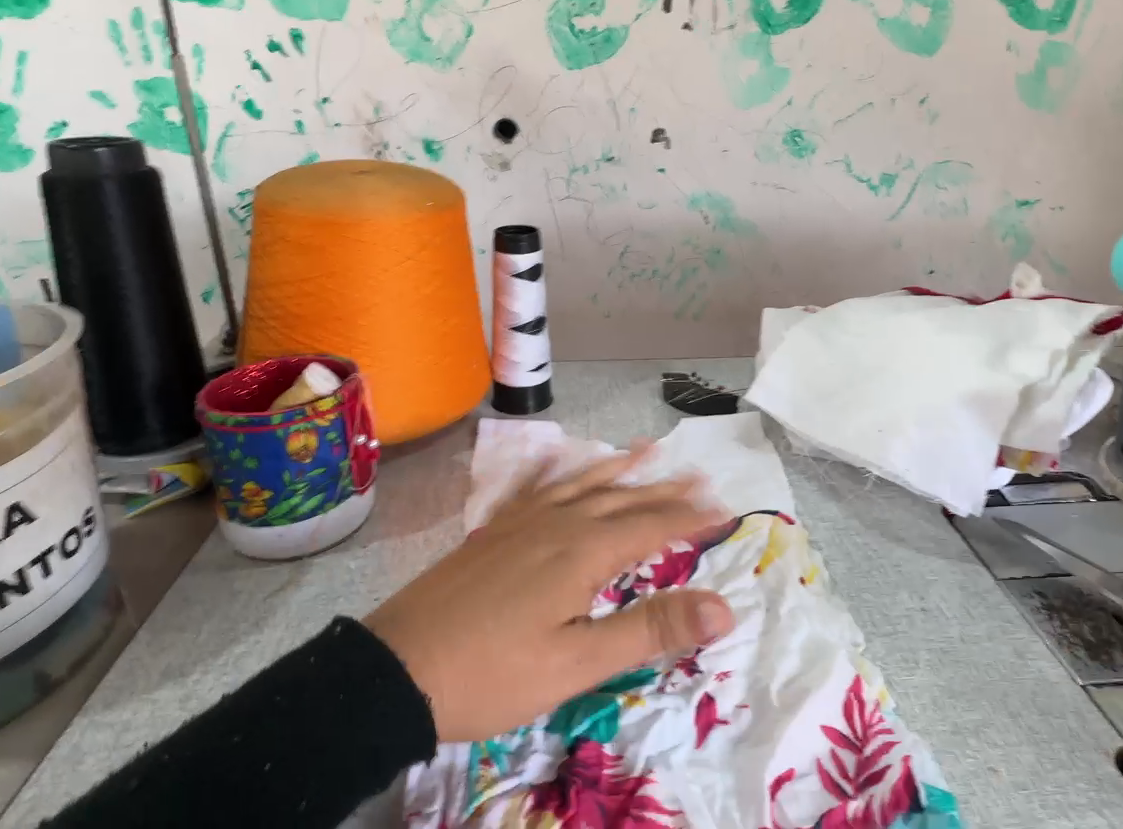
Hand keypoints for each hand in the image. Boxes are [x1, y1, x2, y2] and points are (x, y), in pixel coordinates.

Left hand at [364, 449, 736, 741]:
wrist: (397, 669)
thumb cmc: (494, 674)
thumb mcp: (578, 663)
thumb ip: (649, 628)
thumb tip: (723, 607)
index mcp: (583, 552)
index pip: (651, 524)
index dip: (690, 516)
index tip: (724, 507)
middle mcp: (556, 524)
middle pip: (622, 498)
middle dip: (665, 488)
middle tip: (700, 475)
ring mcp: (520, 523)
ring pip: (582, 484)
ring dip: (619, 467)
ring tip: (646, 448)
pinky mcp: (493, 532)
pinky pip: (536, 487)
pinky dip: (559, 470)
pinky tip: (559, 458)